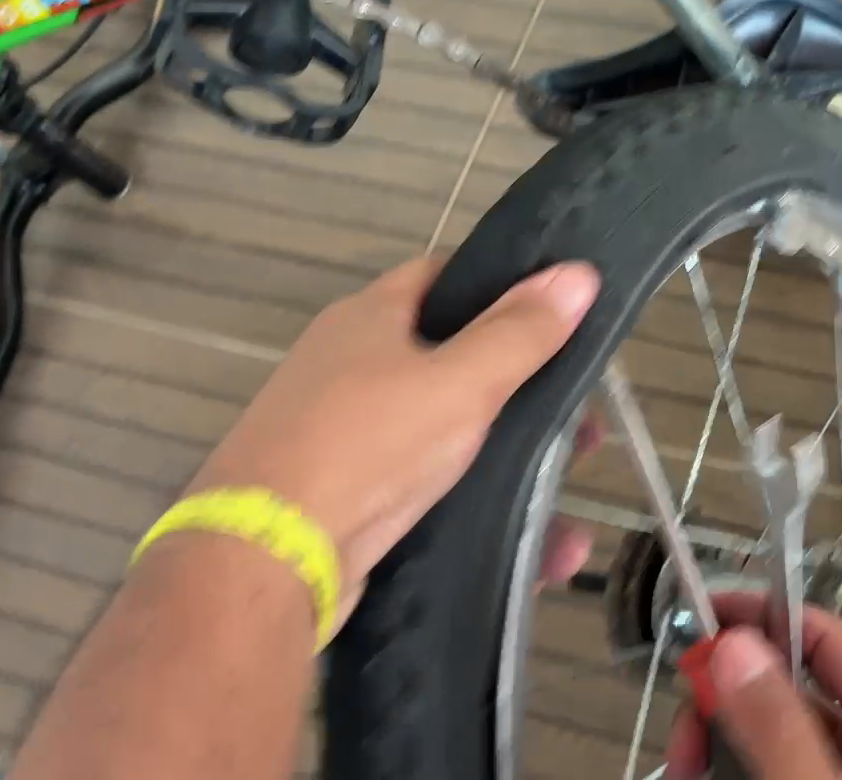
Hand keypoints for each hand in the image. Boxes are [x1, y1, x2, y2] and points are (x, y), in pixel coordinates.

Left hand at [182, 257, 600, 620]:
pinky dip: (479, 495)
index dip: (501, 287)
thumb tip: (580, 272)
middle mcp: (349, 365)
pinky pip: (431, 479)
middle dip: (525, 385)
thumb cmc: (369, 448)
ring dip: (513, 450)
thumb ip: (523, 331)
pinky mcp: (345, 491)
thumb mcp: (462, 382)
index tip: (555, 314)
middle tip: (576, 414)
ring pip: (450, 424)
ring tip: (566, 477)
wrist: (260, 569)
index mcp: (368, 319)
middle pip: (456, 355)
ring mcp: (344, 431)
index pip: (445, 276)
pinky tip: (529, 530)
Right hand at [666, 594, 841, 779]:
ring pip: (774, 735)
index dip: (769, 617)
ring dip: (722, 742)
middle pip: (793, 690)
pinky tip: (699, 773)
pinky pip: (773, 770)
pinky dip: (733, 767)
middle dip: (731, 700)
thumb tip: (732, 641)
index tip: (706, 611)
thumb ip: (777, 724)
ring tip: (683, 764)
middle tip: (683, 728)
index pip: (830, 638)